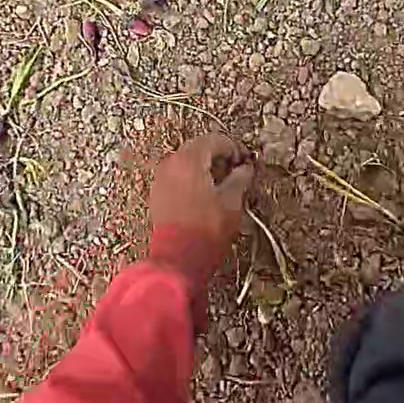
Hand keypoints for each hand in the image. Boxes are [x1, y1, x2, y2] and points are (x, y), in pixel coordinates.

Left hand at [147, 133, 254, 280]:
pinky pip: (178, 176)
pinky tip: (206, 193)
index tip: (245, 161)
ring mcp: (161, 180)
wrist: (176, 262)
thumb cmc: (206, 230)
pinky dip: (193, 178)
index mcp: (189, 160)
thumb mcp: (232, 201)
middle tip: (237, 169)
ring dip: (205, 166)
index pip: (215, 140)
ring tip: (223, 182)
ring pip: (187, 162)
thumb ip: (240, 178)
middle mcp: (171, 165)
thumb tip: (245, 168)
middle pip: (198, 148)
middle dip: (219, 155)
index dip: (234, 148)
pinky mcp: (158, 196)